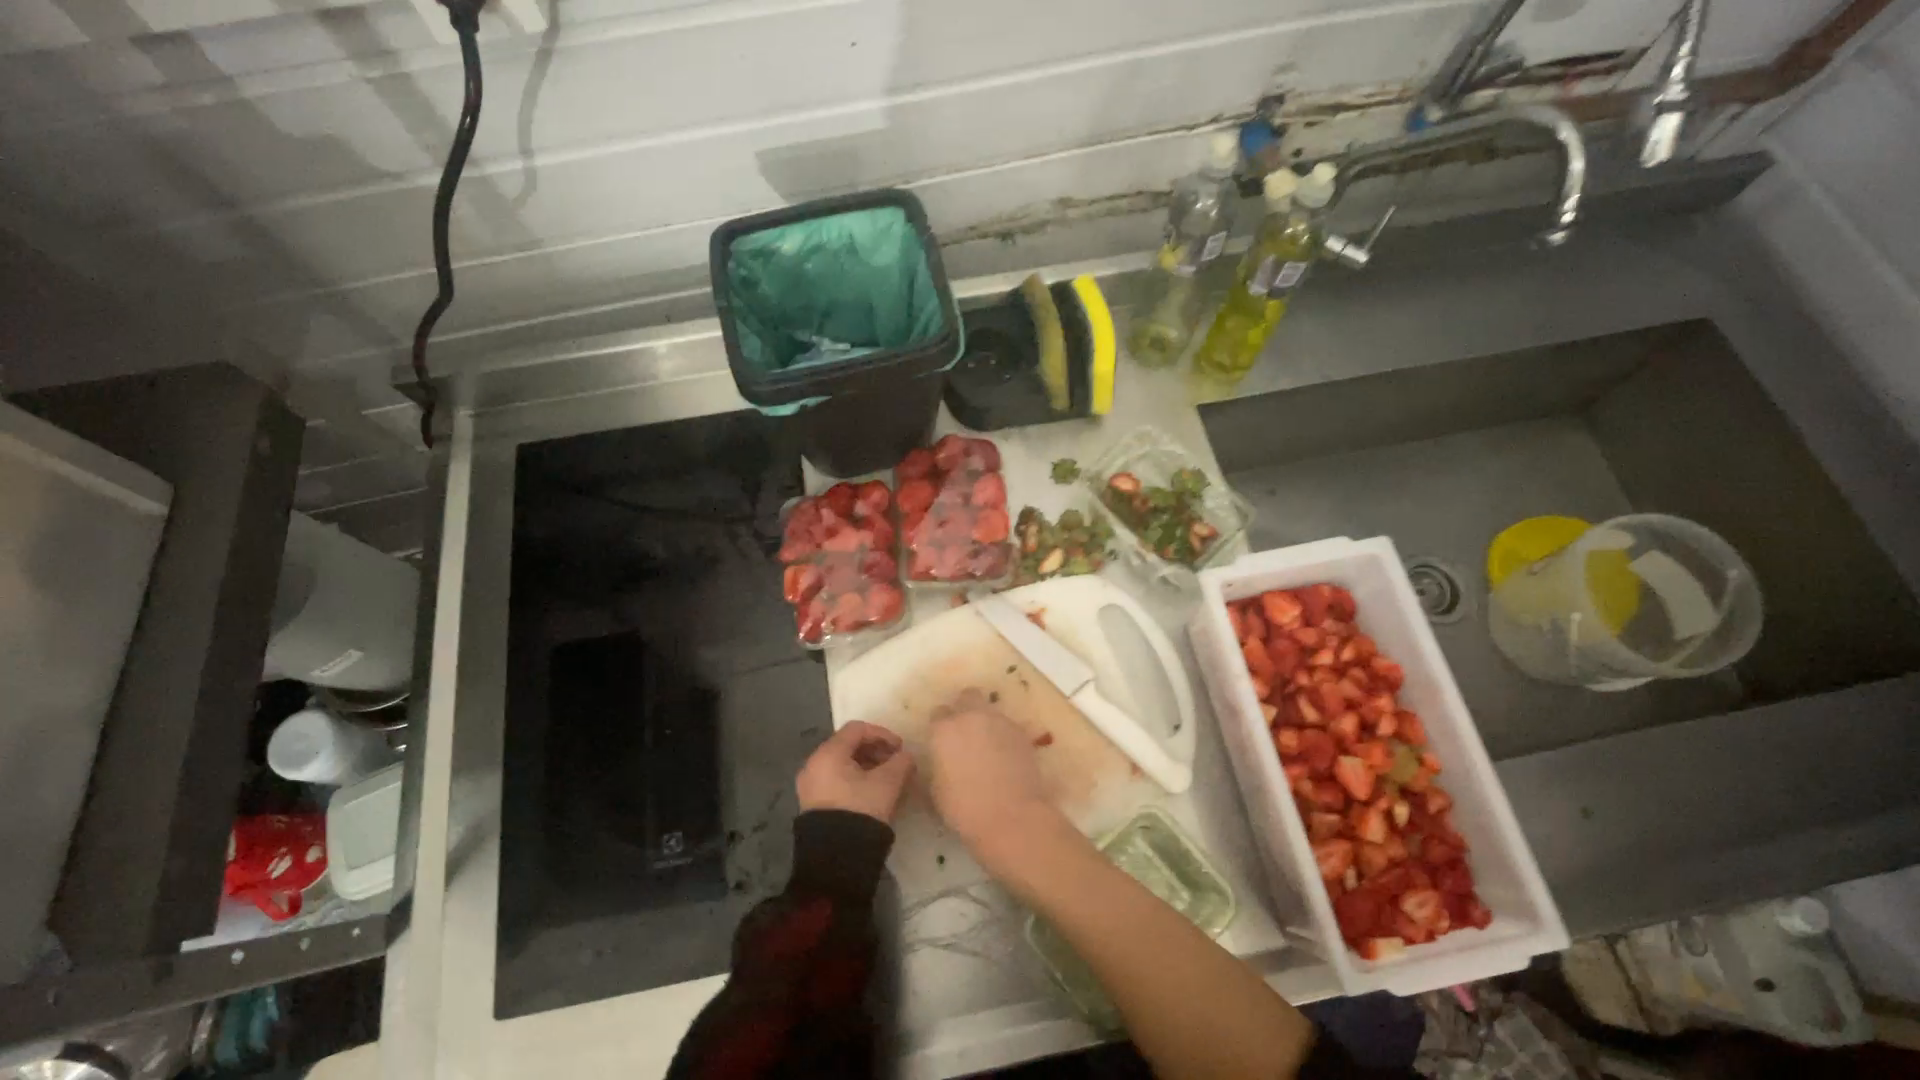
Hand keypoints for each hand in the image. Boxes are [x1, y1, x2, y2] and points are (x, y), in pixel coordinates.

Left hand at [796, 720, 914, 823]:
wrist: (836, 857)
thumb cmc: (861, 809)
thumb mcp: (888, 784)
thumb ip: (901, 763)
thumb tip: (905, 757)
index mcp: (828, 754)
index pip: (857, 729)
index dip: (882, 734)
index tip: (900, 748)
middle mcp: (813, 765)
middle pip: (847, 745)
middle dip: (875, 751)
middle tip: (896, 763)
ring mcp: (809, 786)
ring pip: (841, 765)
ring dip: (866, 767)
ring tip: (887, 780)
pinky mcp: (812, 804)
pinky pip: (835, 781)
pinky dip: (854, 780)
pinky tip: (872, 794)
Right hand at [926, 689, 1066, 868]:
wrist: (1011, 816)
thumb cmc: (964, 808)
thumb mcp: (936, 789)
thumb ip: (938, 764)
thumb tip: (943, 760)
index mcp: (944, 729)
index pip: (938, 713)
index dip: (940, 726)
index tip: (942, 741)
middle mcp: (972, 717)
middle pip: (967, 696)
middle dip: (965, 708)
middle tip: (965, 732)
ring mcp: (1001, 722)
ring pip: (991, 710)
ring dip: (987, 722)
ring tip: (989, 747)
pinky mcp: (1023, 734)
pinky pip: (1009, 727)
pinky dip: (1005, 736)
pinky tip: (1007, 757)